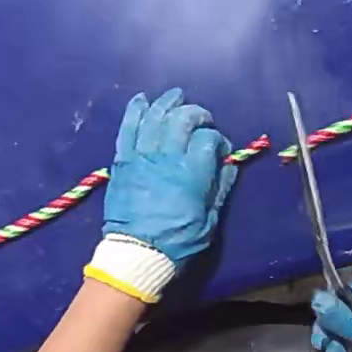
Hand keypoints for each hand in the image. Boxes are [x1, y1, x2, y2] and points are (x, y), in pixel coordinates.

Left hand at [102, 88, 237, 263]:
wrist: (136, 255)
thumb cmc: (177, 242)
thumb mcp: (209, 221)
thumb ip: (220, 188)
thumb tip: (228, 163)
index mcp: (192, 174)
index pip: (207, 139)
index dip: (217, 138)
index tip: (219, 148)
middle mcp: (167, 158)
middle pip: (182, 119)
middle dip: (195, 113)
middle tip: (201, 117)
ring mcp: (142, 157)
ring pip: (154, 117)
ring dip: (166, 103)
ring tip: (175, 96)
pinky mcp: (123, 162)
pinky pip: (128, 128)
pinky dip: (135, 111)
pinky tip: (142, 100)